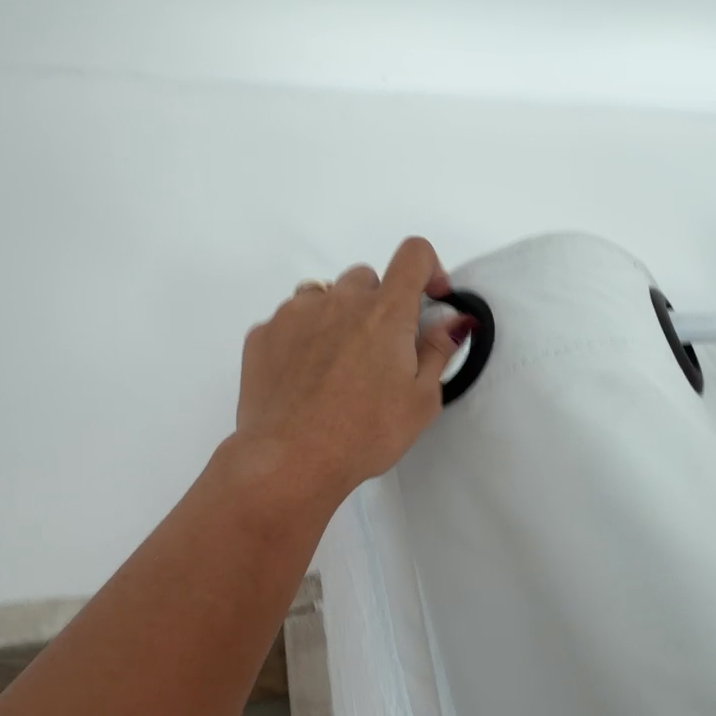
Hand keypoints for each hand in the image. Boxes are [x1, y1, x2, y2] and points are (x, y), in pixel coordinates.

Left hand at [233, 237, 474, 503]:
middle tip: (380, 352)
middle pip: (365, 279)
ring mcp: (295, 314)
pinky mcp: (263, 334)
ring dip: (337, 317)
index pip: (414, 255)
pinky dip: (302, 338)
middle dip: (378, 305)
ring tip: (338, 365)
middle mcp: (339, 301)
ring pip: (323, 296)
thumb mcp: (420, 401)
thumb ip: (437, 352)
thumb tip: (452, 323)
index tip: (430, 297)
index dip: (429, 268)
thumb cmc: (363, 434)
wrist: (290, 459)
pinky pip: (289, 321)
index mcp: (385, 312)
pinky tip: (306, 378)